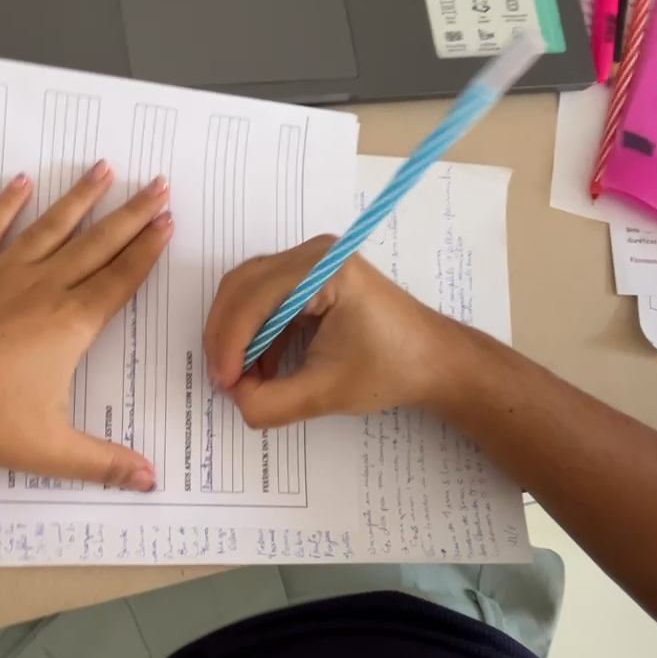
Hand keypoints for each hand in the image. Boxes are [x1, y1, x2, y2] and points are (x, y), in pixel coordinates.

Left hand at [0, 162, 171, 490]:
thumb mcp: (50, 449)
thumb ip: (104, 463)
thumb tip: (149, 481)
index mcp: (69, 324)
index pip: (120, 279)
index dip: (147, 251)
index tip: (168, 222)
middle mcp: (42, 288)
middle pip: (98, 243)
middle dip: (132, 214)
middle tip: (158, 184)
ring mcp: (0, 273)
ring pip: (51, 226)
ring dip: (81, 196)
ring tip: (105, 168)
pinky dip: (7, 203)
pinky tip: (22, 181)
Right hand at [203, 236, 466, 428]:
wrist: (433, 361)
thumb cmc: (390, 371)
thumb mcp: (325, 394)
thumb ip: (270, 402)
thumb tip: (234, 400)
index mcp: (325, 270)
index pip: (256, 298)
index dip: (231, 342)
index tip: (225, 384)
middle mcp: (312, 254)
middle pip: (242, 287)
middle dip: (225, 337)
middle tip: (224, 381)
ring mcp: (309, 262)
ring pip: (246, 292)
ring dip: (236, 336)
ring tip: (242, 378)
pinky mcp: (307, 278)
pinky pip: (262, 300)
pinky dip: (253, 334)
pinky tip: (261, 367)